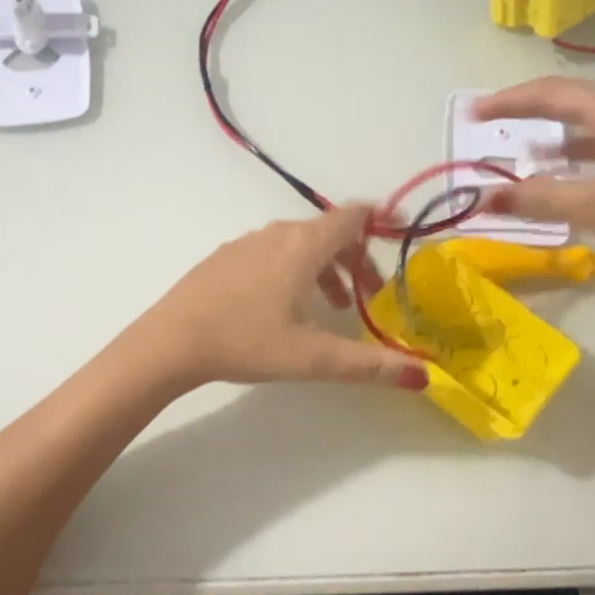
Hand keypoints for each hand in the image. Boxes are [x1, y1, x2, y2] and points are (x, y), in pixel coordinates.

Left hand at [129, 205, 429, 390]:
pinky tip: (281, 309)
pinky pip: (270, 254)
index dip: (382, 222)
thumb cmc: (246, 342)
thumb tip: (423, 378)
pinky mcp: (222, 259)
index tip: (401, 233)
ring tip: (330, 310)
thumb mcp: (313, 358)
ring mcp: (245, 243)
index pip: (354, 216)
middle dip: (356, 261)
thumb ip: (370, 366)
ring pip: (298, 245)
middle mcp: (276, 233)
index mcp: (304, 246)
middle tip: (367, 300)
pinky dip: (292, 271)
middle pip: (329, 232)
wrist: (171, 341)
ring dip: (324, 270)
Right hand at [474, 77, 594, 267]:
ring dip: (547, 132)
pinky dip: (569, 152)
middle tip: (487, 121)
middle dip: (525, 110)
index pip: (553, 94)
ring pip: (584, 122)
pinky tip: (558, 170)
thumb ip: (540, 200)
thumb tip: (484, 199)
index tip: (474, 113)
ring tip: (516, 147)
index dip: (510, 101)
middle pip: (568, 100)